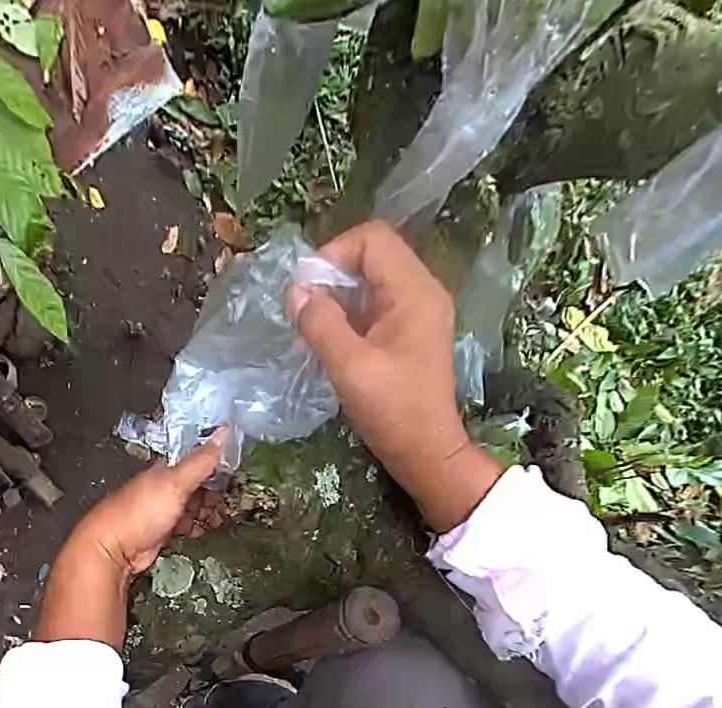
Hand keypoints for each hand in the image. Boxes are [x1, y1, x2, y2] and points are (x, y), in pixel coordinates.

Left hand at [35, 430, 226, 646]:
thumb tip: (223, 431)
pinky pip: (190, 525)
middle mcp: (166, 486)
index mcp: (167, 468)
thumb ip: (201, 460)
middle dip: (220, 489)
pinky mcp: (165, 531)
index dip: (219, 461)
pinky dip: (202, 526)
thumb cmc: (137, 512)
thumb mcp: (175, 482)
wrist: (112, 549)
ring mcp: (165, 510)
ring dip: (213, 510)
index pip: (198, 458)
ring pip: (196, 506)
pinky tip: (213, 529)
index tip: (241, 467)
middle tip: (241, 496)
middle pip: (200, 483)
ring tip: (231, 514)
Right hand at [290, 220, 502, 530]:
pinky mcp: (407, 335)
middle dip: (330, 278)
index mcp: (414, 292)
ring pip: (368, 283)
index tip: (305, 291)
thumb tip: (295, 292)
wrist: (427, 453)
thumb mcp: (351, 368)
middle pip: (370, 257)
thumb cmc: (394, 412)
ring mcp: (416, 314)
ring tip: (311, 329)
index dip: (332, 255)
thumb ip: (321, 325)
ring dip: (336, 299)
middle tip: (303, 311)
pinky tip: (328, 343)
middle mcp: (420, 293)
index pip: (371, 240)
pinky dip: (346, 317)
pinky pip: (372, 308)